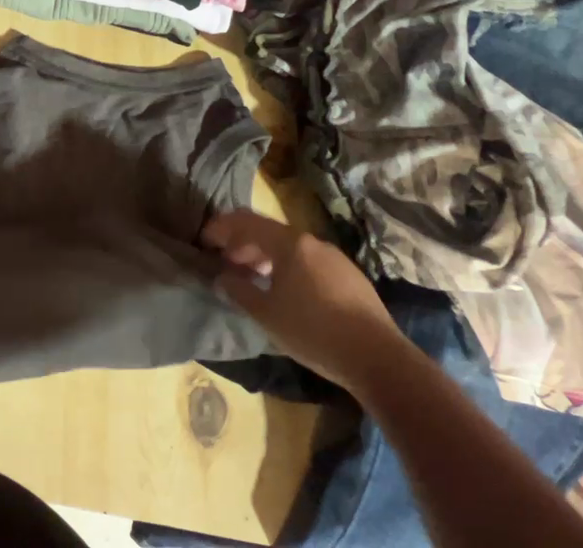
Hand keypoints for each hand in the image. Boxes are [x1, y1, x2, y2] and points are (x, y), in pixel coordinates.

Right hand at [202, 209, 414, 395]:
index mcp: (289, 244)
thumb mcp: (265, 313)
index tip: (203, 243)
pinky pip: (308, 260)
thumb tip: (222, 278)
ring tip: (252, 278)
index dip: (219, 228)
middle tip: (224, 263)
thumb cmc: (313, 332)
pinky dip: (287, 266)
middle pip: (267, 231)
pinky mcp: (350, 277)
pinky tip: (284, 291)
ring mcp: (335, 259)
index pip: (245, 222)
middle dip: (241, 243)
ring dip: (264, 255)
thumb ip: (238, 290)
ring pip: (289, 246)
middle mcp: (313, 243)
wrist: (379, 359)